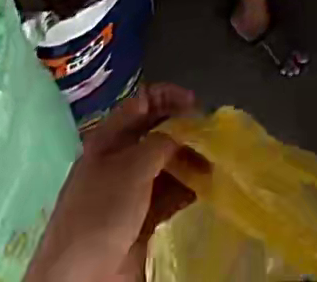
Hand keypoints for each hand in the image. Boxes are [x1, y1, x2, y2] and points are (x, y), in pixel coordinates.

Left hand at [24, 84, 205, 281]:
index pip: (142, 102)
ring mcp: (130, 191)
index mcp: (108, 141)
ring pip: (167, 164)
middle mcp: (119, 160)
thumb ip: (164, 141)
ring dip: (191, 161)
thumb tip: (187, 129)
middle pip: (158, 133)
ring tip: (215, 163)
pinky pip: (170, 194)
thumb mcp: (133, 167)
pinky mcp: (141, 219)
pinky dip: (188, 188)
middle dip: (186, 131)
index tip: (196, 105)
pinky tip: (206, 188)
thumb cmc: (101, 213)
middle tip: (212, 136)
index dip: (168, 96)